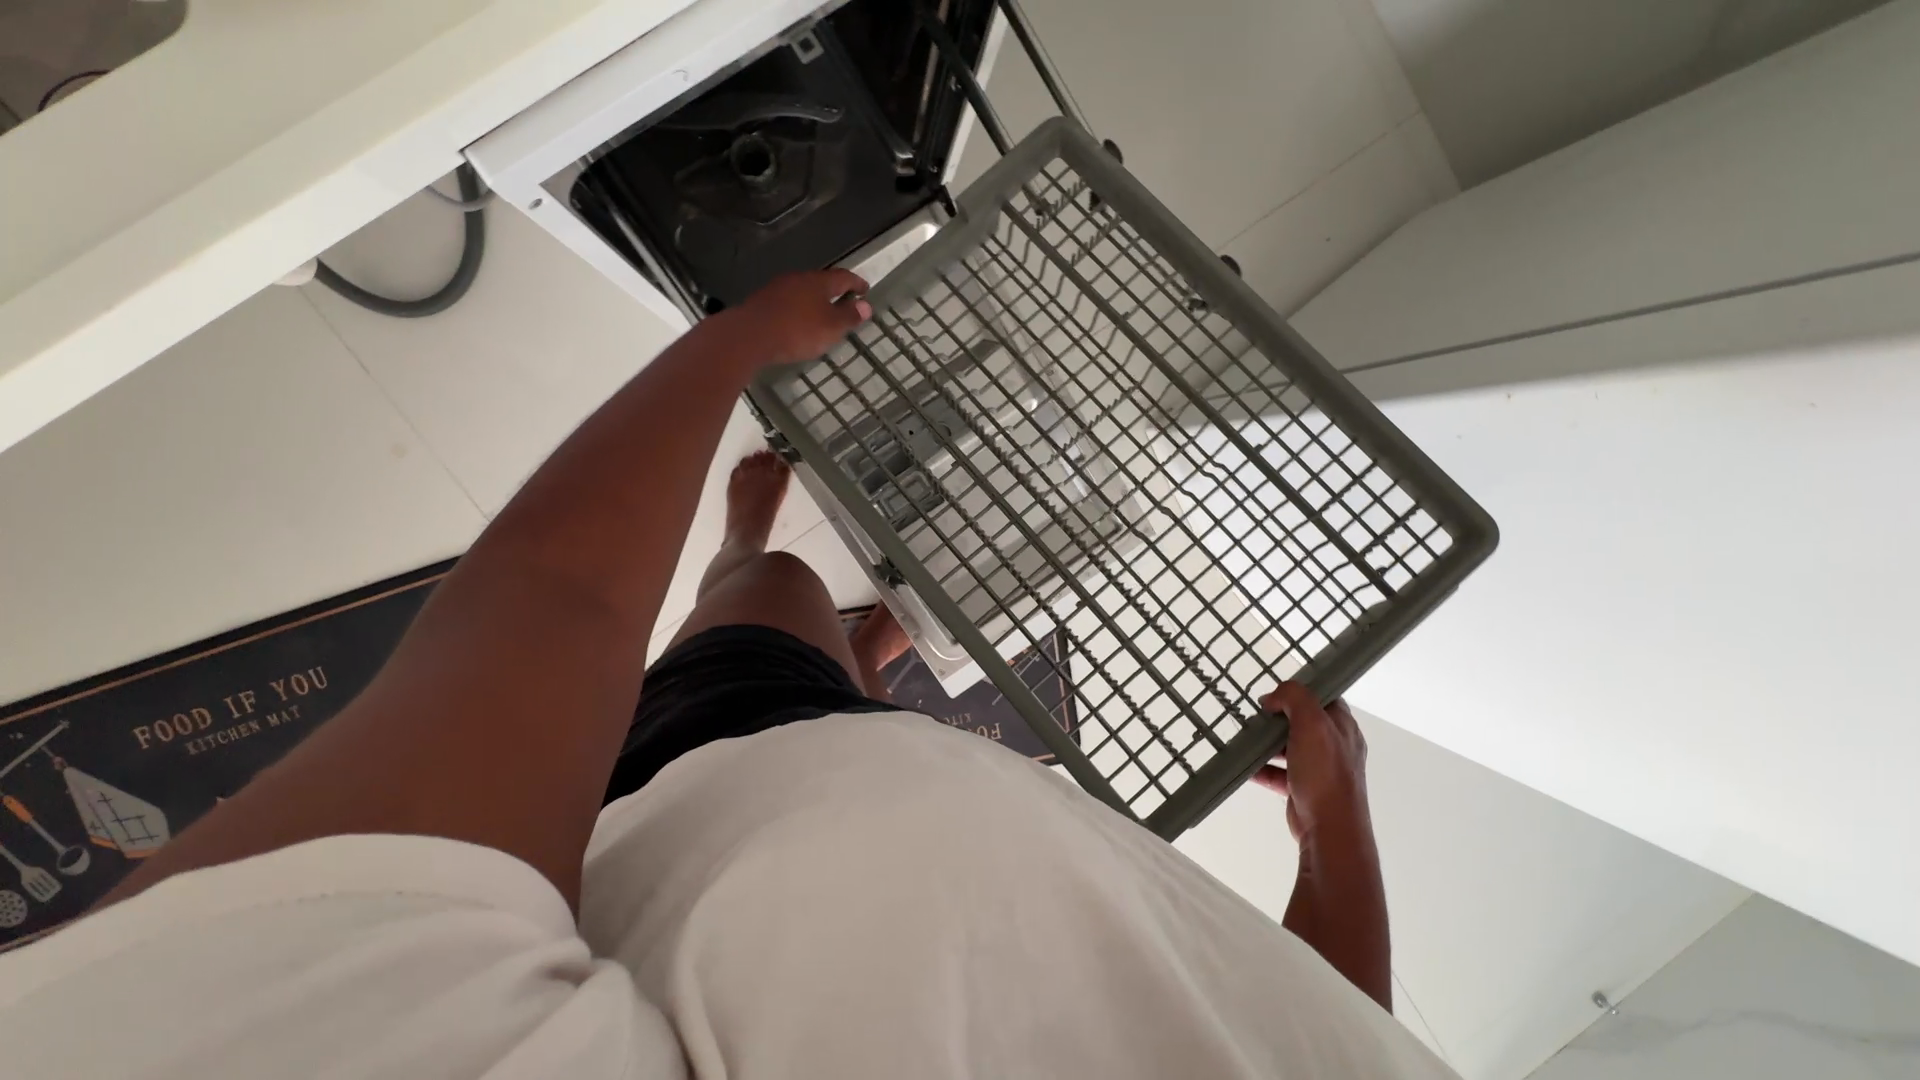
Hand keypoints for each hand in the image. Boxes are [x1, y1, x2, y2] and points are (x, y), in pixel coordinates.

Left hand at [724, 269, 872, 367]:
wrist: (750, 335)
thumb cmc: (798, 331)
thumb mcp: (831, 328)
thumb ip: (849, 316)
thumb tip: (866, 305)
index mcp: (819, 282)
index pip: (843, 277)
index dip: (856, 283)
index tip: (865, 289)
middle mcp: (798, 279)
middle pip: (821, 282)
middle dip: (833, 291)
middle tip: (844, 302)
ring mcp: (778, 288)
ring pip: (802, 291)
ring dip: (813, 301)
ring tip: (821, 314)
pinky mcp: (763, 301)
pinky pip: (787, 302)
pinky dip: (797, 309)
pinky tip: (797, 322)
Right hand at [1253, 682, 1367, 843]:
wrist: (1329, 827)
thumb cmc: (1324, 771)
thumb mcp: (1312, 723)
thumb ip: (1294, 698)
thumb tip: (1273, 698)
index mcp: (1342, 727)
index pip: (1323, 698)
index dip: (1300, 691)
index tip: (1276, 692)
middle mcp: (1334, 746)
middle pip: (1302, 722)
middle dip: (1278, 718)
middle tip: (1257, 715)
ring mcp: (1319, 769)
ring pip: (1289, 747)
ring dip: (1267, 743)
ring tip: (1246, 738)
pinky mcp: (1303, 789)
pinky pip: (1279, 773)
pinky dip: (1262, 769)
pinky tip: (1245, 766)